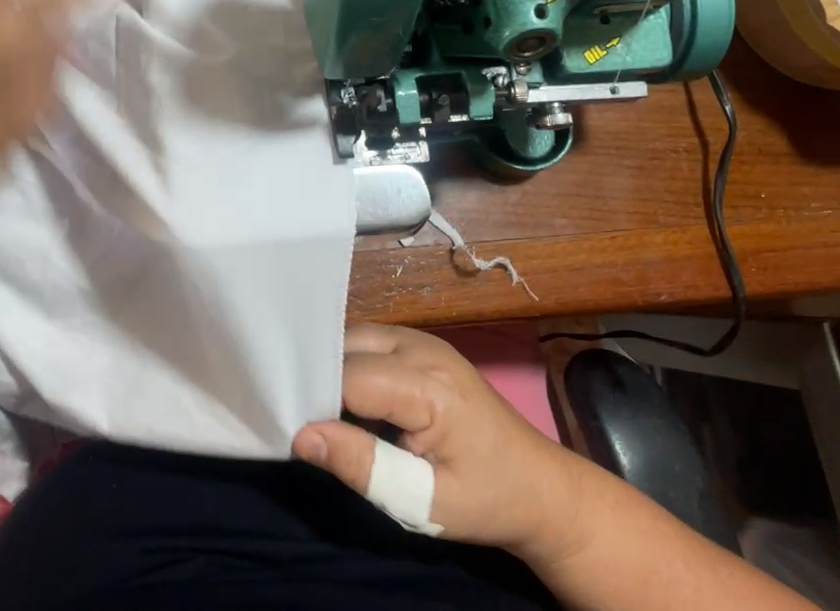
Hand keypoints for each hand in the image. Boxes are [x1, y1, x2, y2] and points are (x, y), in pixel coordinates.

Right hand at [293, 324, 586, 560]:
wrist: (541, 487)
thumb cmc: (485, 500)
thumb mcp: (421, 501)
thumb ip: (361, 464)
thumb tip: (300, 436)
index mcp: (431, 387)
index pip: (349, 377)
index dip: (316, 401)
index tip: (298, 432)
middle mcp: (425, 350)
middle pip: (346, 346)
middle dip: (317, 378)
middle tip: (300, 420)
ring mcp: (423, 342)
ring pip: (352, 338)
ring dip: (330, 369)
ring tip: (318, 410)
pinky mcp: (421, 346)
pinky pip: (367, 343)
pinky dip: (347, 365)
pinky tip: (344, 400)